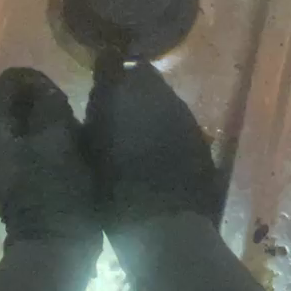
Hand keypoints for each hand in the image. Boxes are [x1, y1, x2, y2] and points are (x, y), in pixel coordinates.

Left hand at [0, 68, 98, 244]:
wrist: (55, 246)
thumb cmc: (56, 190)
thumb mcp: (57, 138)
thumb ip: (48, 104)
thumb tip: (44, 89)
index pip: (10, 80)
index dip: (38, 80)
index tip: (61, 95)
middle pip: (14, 102)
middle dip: (42, 100)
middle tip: (70, 111)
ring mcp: (1, 162)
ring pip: (24, 124)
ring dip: (48, 120)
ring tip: (74, 128)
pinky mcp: (18, 177)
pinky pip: (31, 144)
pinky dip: (47, 139)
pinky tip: (69, 148)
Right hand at [84, 52, 223, 228]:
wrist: (165, 226)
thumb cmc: (114, 195)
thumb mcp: (90, 155)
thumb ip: (93, 121)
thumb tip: (96, 102)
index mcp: (121, 96)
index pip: (111, 64)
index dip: (106, 69)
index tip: (100, 80)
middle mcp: (156, 96)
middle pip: (143, 76)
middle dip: (131, 86)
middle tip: (119, 108)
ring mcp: (182, 115)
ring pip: (164, 97)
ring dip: (152, 107)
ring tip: (140, 130)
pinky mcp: (200, 135)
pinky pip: (180, 120)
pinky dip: (169, 128)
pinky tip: (160, 149)